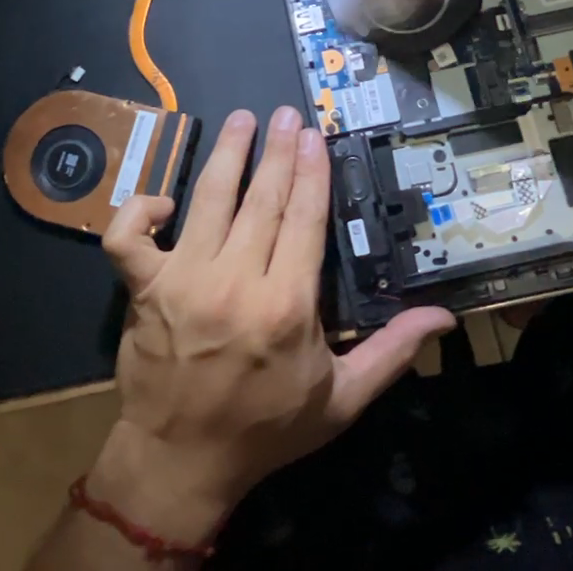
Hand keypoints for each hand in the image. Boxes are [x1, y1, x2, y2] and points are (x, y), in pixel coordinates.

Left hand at [91, 107, 456, 542]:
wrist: (181, 460)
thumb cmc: (265, 428)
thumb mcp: (340, 399)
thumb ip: (392, 352)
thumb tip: (444, 317)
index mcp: (287, 305)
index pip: (304, 219)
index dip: (311, 173)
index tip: (315, 137)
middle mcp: (235, 282)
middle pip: (261, 200)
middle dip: (277, 151)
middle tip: (286, 114)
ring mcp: (183, 281)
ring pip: (206, 201)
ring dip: (226, 156)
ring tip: (243, 121)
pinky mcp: (142, 289)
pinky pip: (128, 237)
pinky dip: (138, 210)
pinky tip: (164, 201)